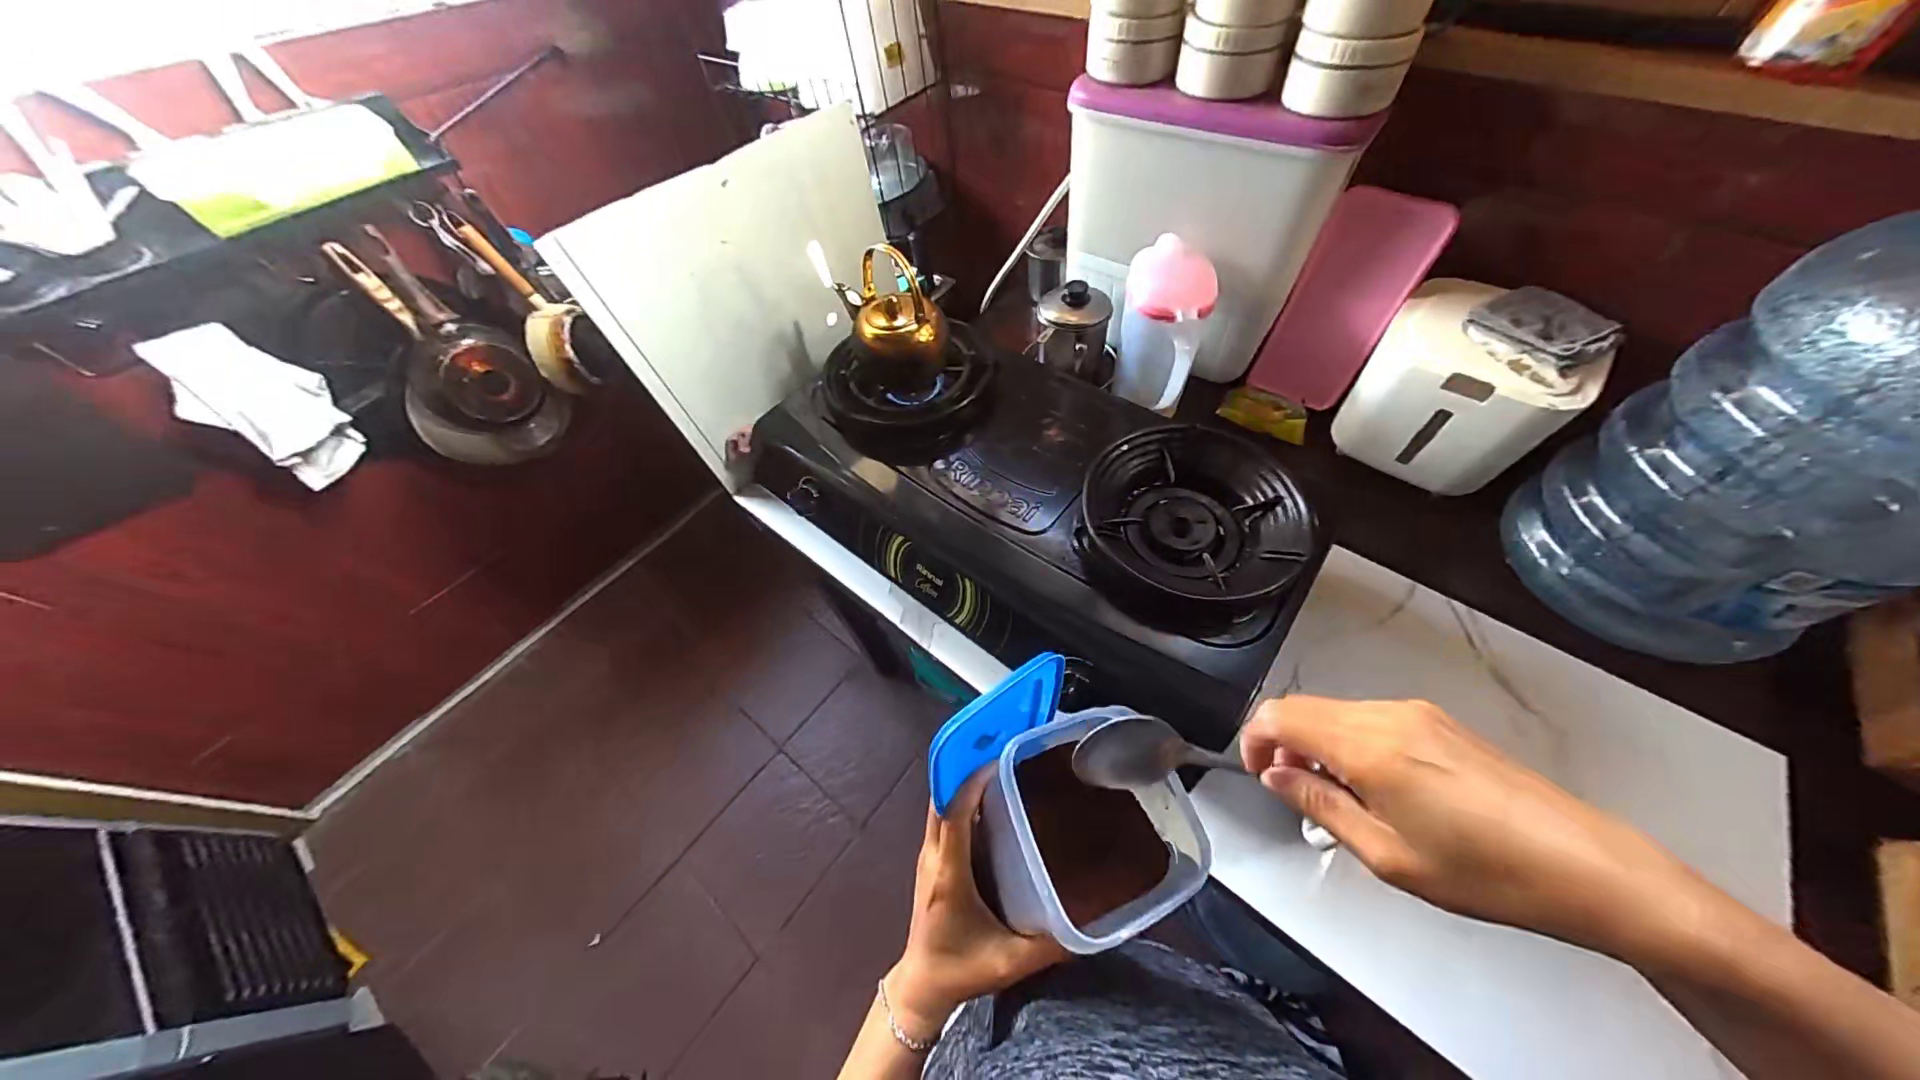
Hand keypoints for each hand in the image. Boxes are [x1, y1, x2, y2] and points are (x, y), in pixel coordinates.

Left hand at [884, 768, 1068, 1039]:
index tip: (995, 761)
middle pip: (940, 800)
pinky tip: (984, 799)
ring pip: (937, 806)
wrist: (921, 985)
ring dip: (959, 784)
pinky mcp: (930, 861)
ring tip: (994, 767)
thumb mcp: (1009, 962)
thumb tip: (1086, 928)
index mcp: (948, 874)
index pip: (952, 814)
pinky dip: (957, 800)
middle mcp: (933, 857)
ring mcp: (928, 858)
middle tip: (997, 754)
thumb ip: (1048, 947)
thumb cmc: (962, 970)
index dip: (969, 784)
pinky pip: (940, 819)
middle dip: (964, 772)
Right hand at [1240, 696, 1723, 962]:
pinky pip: (1367, 718)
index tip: (1255, 770)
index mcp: (1370, 746)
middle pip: (1304, 706)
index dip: (1253, 738)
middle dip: (1281, 741)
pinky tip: (1369, 784)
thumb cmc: (1492, 872)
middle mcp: (1390, 716)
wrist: (1590, 868)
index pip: (1280, 714)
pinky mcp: (1439, 723)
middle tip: (1287, 787)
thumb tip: (1277, 776)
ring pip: (1334, 711)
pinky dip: (1346, 740)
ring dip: (1314, 742)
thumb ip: (1318, 804)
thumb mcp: (1386, 855)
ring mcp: (1418, 714)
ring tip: (1331, 794)